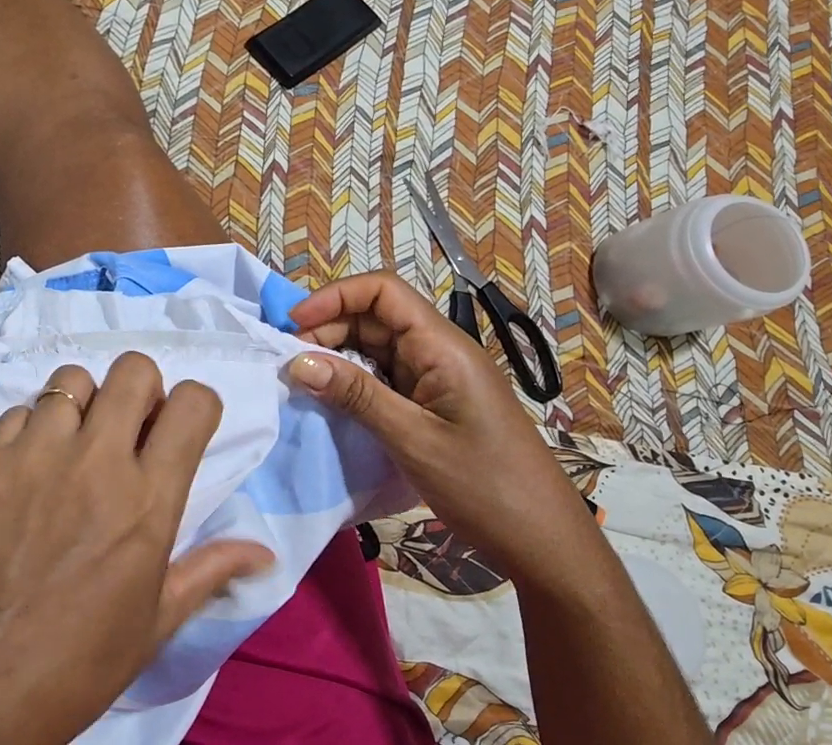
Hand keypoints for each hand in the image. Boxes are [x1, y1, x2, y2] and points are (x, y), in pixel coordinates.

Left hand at [0, 352, 273, 744]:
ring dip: (82, 404)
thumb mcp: (157, 620)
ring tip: (74, 442)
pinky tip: (28, 467)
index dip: (195, 406)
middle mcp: (96, 461)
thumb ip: (210, 569)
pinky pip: (19, 411)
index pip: (193, 403)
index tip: (182, 429)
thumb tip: (264, 553)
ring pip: (71, 380)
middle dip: (141, 390)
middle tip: (129, 427)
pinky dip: (31, 428)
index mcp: (149, 499)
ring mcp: (35, 455)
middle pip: (133, 370)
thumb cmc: (82, 660)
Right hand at [285, 271, 601, 589]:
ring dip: (337, 355)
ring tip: (301, 380)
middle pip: (375, 316)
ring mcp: (438, 377)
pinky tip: (331, 401)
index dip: (335, 297)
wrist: (542, 541)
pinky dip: (354, 381)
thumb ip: (355, 395)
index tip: (293, 325)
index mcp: (442, 346)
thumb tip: (296, 360)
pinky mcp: (434, 403)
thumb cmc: (483, 486)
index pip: (383, 291)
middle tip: (288, 362)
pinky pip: (386, 376)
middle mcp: (439, 351)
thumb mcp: (411, 438)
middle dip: (328, 328)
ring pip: (377, 347)